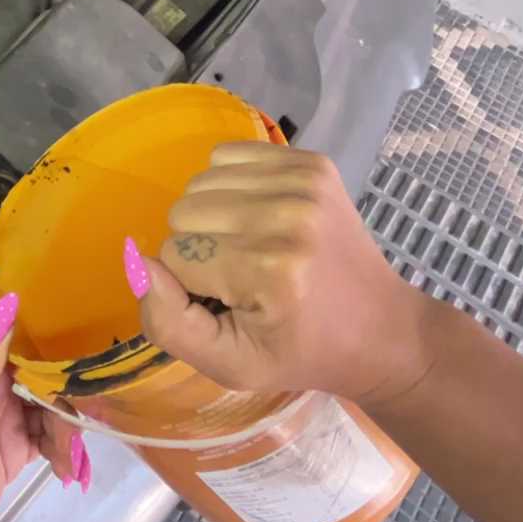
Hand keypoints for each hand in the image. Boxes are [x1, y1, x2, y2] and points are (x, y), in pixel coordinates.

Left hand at [0, 294, 85, 521]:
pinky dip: (59, 450)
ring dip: (64, 429)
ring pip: (46, 409)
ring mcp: (2, 425)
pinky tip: (65, 469)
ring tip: (68, 459)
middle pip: (39, 378)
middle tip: (79, 428)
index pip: (18, 342)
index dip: (49, 343)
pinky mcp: (11, 453)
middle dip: (64, 398)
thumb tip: (8, 301)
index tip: (83, 350)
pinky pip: (45, 439)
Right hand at [123, 142, 436, 406]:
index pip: (174, 257)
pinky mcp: (310, 162)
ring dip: (211, 215)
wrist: (382, 330)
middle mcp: (285, 215)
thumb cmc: (300, 352)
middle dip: (196, 246)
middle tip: (238, 275)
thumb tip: (140, 262)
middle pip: (182, 212)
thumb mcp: (230, 365)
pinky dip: (228, 185)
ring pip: (199, 183)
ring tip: (248, 244)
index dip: (189, 285)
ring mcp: (302, 182)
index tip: (230, 303)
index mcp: (268, 270)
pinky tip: (256, 215)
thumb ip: (169, 323)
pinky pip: (225, 156)